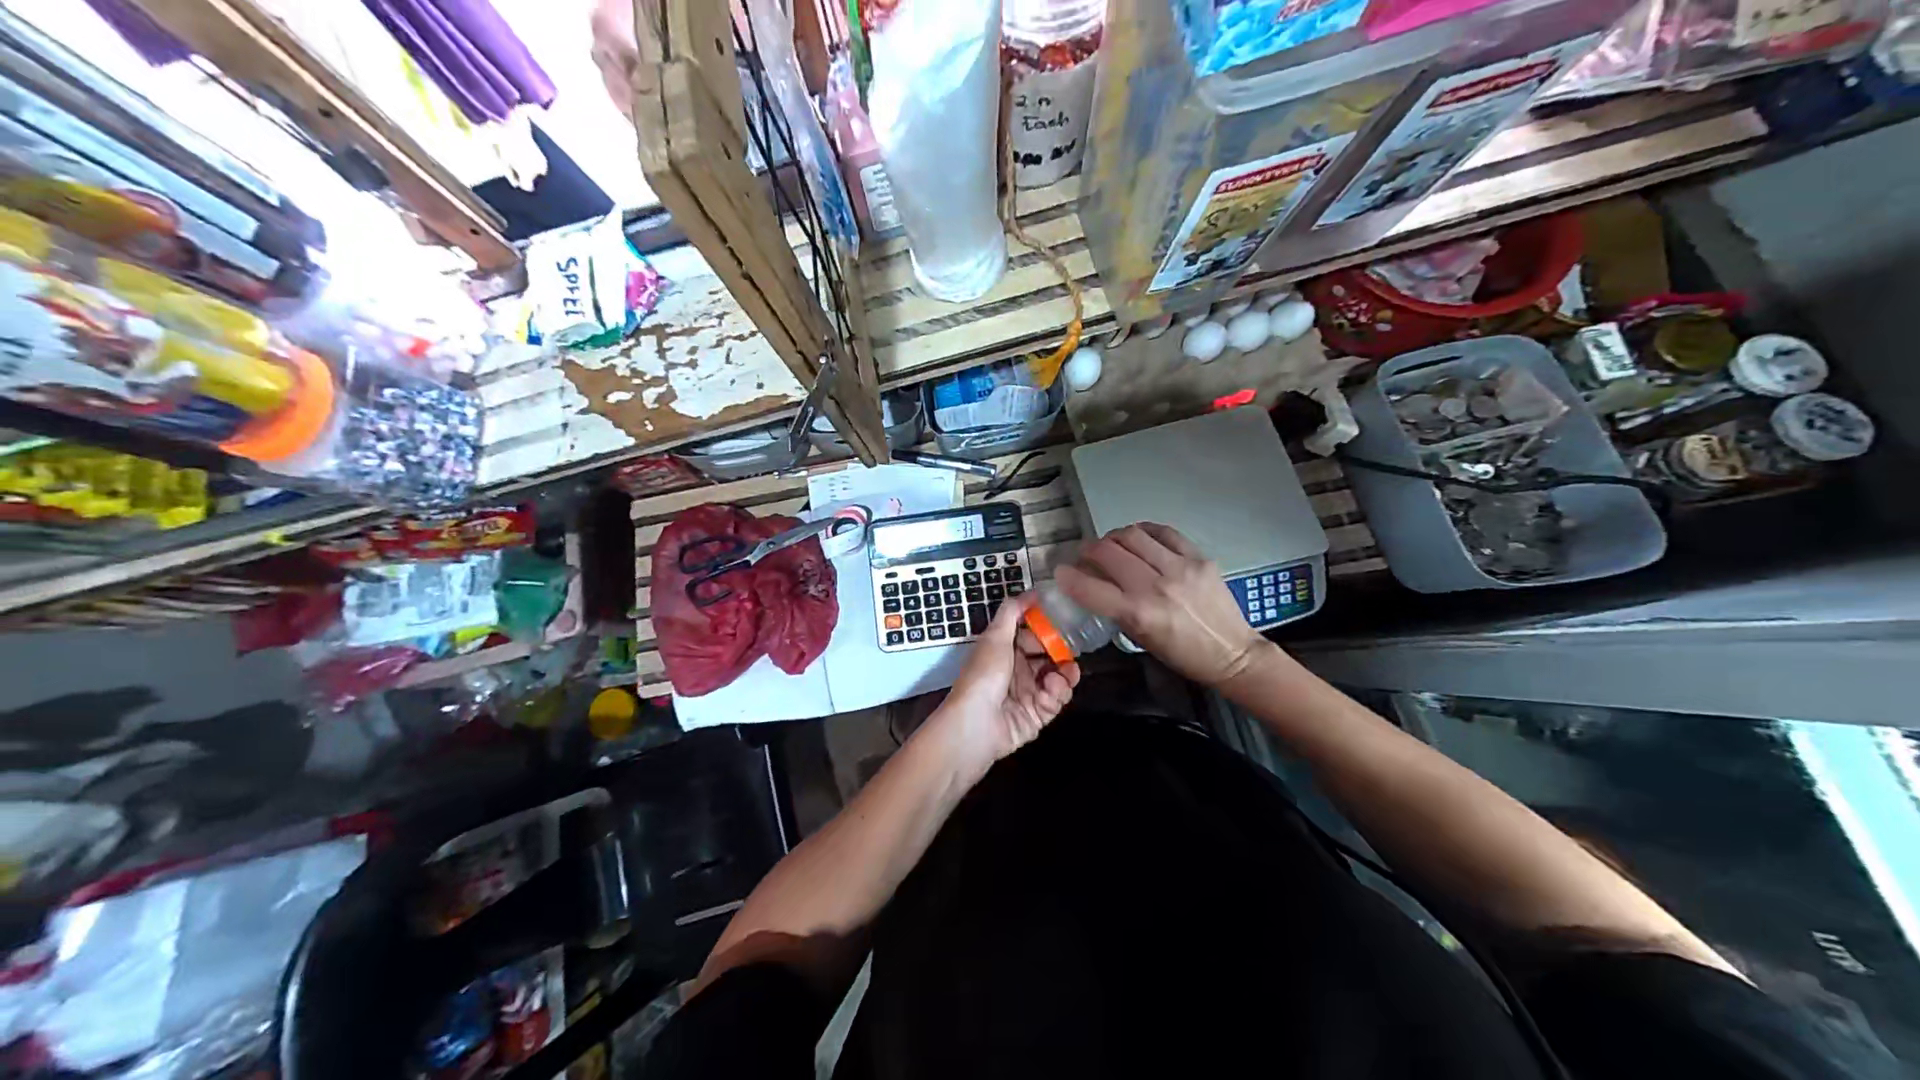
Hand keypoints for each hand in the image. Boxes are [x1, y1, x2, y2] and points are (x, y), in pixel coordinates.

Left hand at [925, 592, 1079, 776]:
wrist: (977, 723)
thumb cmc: (984, 675)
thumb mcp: (995, 636)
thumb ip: (1013, 612)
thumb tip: (1031, 592)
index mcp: (1005, 652)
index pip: (1032, 637)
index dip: (1045, 632)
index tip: (1058, 626)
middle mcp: (1017, 672)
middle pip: (1049, 658)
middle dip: (1061, 654)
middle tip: (1067, 653)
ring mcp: (1028, 694)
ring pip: (1058, 679)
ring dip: (1064, 674)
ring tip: (1063, 673)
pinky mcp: (1038, 714)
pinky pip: (1056, 699)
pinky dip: (1058, 692)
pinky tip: (1051, 689)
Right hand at [1055, 523, 1270, 687]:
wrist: (1232, 653)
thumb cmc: (1181, 654)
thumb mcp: (1140, 638)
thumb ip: (1115, 609)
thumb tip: (1094, 583)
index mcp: (1138, 613)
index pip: (1089, 587)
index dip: (1068, 576)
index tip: (1061, 572)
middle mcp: (1155, 586)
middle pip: (1108, 551)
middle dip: (1089, 550)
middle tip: (1086, 555)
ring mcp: (1180, 568)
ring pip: (1132, 535)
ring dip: (1115, 537)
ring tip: (1113, 544)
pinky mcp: (1199, 557)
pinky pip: (1164, 532)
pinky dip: (1145, 531)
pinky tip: (1140, 538)